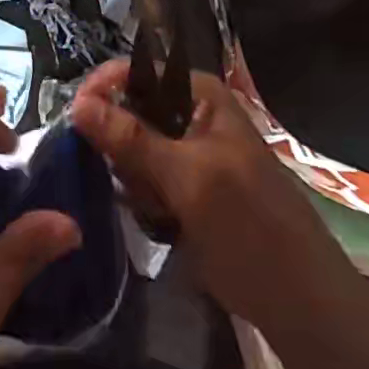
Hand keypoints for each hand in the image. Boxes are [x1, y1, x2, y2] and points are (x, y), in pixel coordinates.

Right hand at [72, 62, 368, 368]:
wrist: (294, 297)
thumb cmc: (249, 223)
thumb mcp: (189, 176)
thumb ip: (133, 139)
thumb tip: (77, 103)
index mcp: (203, 96)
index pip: (141, 72)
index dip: (106, 87)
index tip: (74, 115)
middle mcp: (192, 117)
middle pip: (130, 111)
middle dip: (120, 144)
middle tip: (135, 180)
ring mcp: (186, 155)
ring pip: (131, 150)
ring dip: (132, 178)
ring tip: (157, 207)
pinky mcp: (181, 189)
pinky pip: (141, 180)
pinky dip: (140, 198)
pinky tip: (158, 220)